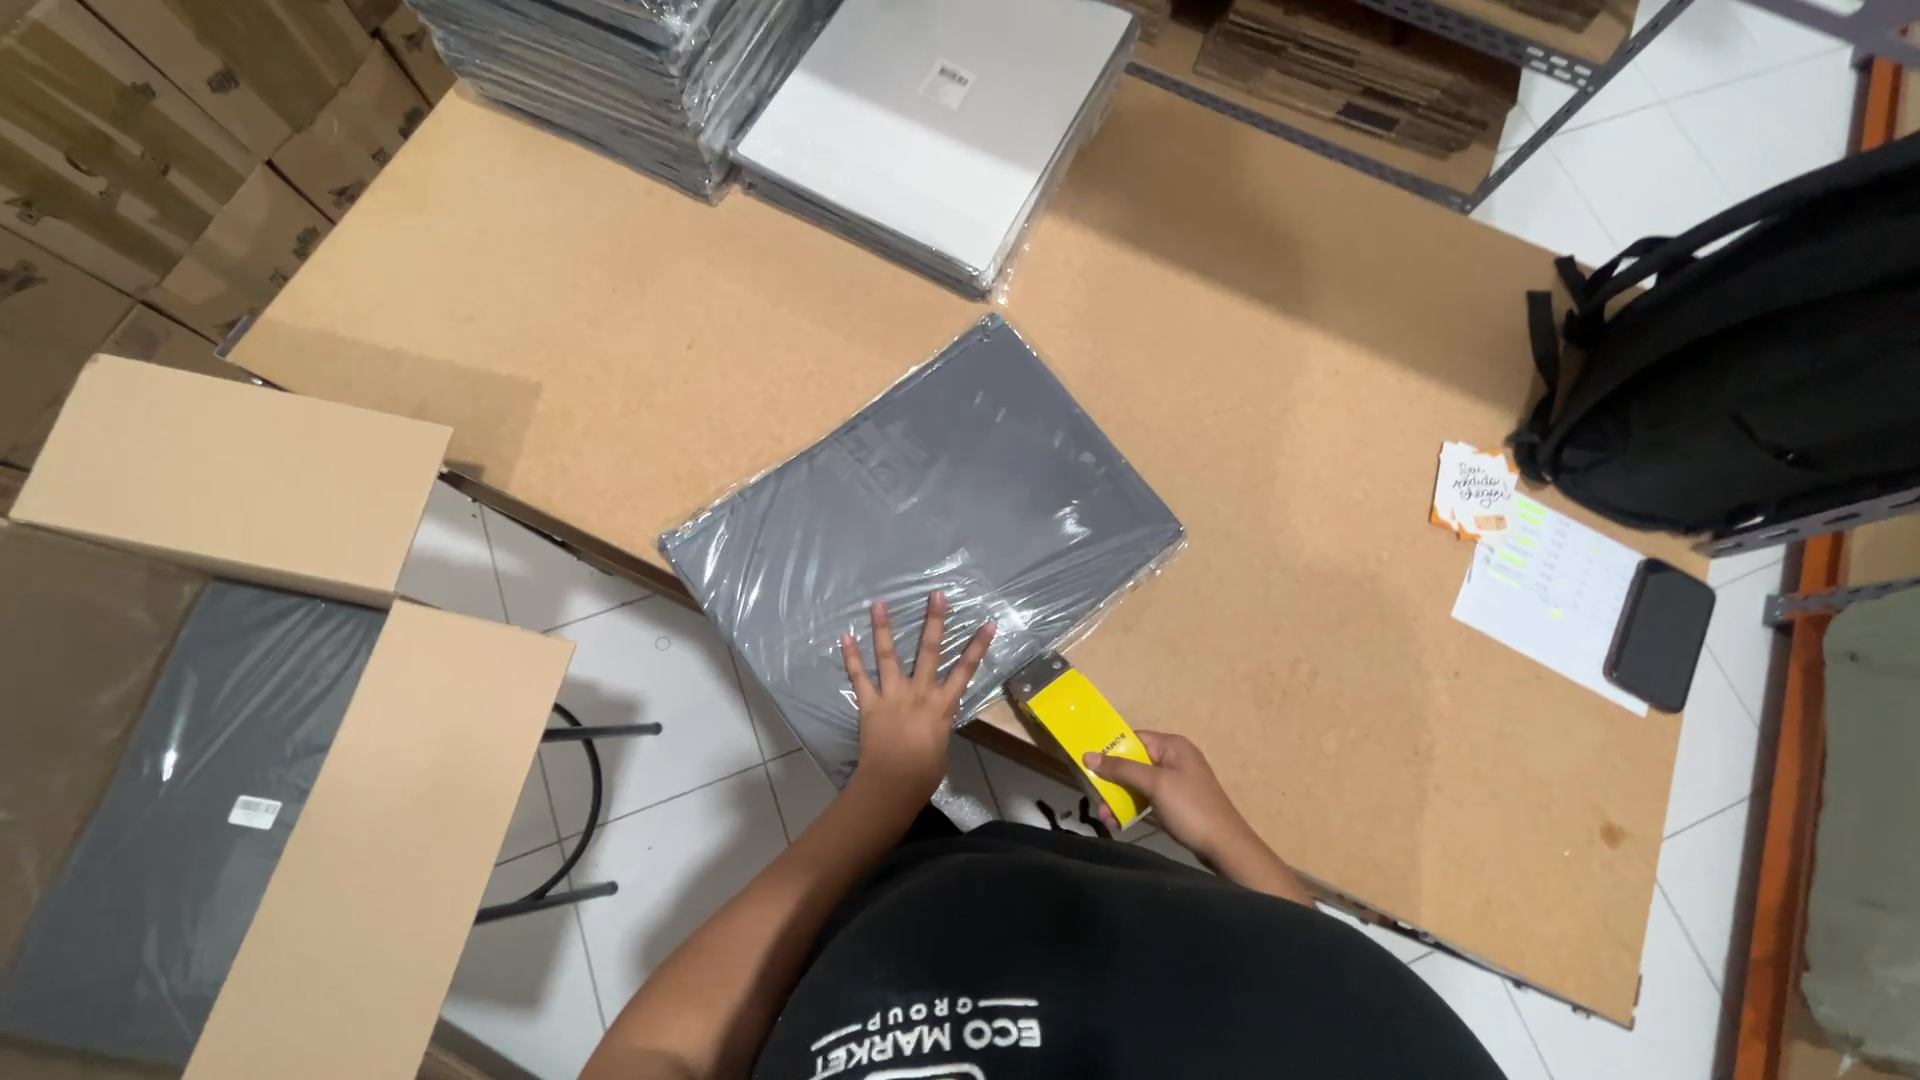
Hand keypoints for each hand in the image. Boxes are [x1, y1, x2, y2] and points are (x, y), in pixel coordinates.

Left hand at [842, 592, 995, 808]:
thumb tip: (934, 721)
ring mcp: (893, 695)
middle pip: (929, 651)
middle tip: (936, 594)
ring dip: (884, 628)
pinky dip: (850, 657)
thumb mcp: (941, 746)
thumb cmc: (924, 773)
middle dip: (934, 621)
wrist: (894, 783)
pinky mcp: (870, 703)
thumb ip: (937, 725)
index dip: (978, 646)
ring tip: (879, 603)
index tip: (988, 622)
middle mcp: (920, 692)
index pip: (966, 670)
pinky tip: (845, 636)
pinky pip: (859, 676)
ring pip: (888, 655)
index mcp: (943, 705)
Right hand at [1086, 731, 1309, 902]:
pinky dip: (1132, 807)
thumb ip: (1121, 768)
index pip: (1133, 739)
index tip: (1088, 765)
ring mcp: (1175, 781)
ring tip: (1105, 818)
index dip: (1110, 750)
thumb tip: (1088, 755)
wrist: (1225, 847)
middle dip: (1112, 781)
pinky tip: (1118, 822)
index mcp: (1172, 745)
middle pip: (1132, 762)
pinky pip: (1146, 798)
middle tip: (1096, 799)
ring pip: (1137, 783)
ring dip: (1119, 798)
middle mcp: (1174, 758)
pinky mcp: (1175, 802)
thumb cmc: (1191, 808)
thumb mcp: (1155, 784)